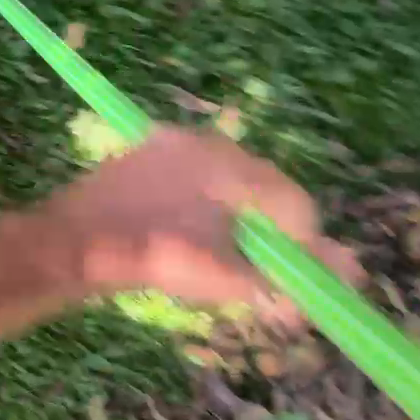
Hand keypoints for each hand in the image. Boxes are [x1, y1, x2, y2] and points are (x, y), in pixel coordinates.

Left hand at [37, 127, 362, 317]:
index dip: (298, 244)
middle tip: (251, 264)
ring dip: (229, 215)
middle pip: (259, 188)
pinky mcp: (134, 155)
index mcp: (231, 165)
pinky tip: (180, 230)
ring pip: (221, 182)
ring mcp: (162, 145)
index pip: (294, 204)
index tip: (285, 273)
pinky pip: (184, 178)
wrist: (70, 243)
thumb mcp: (233, 276)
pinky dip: (194, 203)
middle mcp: (199, 143)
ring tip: (214, 251)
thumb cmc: (155, 256)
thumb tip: (349, 269)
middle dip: (265, 227)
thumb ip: (293, 275)